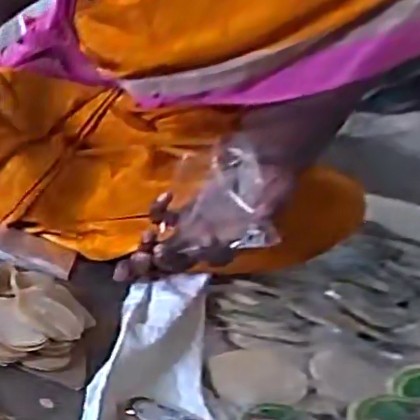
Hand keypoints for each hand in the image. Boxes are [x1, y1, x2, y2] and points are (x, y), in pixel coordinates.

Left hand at [114, 180, 286, 281]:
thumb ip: (255, 222)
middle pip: (172, 260)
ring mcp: (191, 226)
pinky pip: (162, 217)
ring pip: (160, 244)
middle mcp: (205, 239)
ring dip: (148, 244)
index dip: (180, 263)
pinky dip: (158, 210)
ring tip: (148, 235)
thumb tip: (232, 240)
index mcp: (226, 243)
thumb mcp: (271, 202)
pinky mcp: (184, 210)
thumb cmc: (274, 181)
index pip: (203, 262)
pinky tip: (167, 196)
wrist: (267, 156)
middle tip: (145, 255)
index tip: (168, 253)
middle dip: (155, 262)